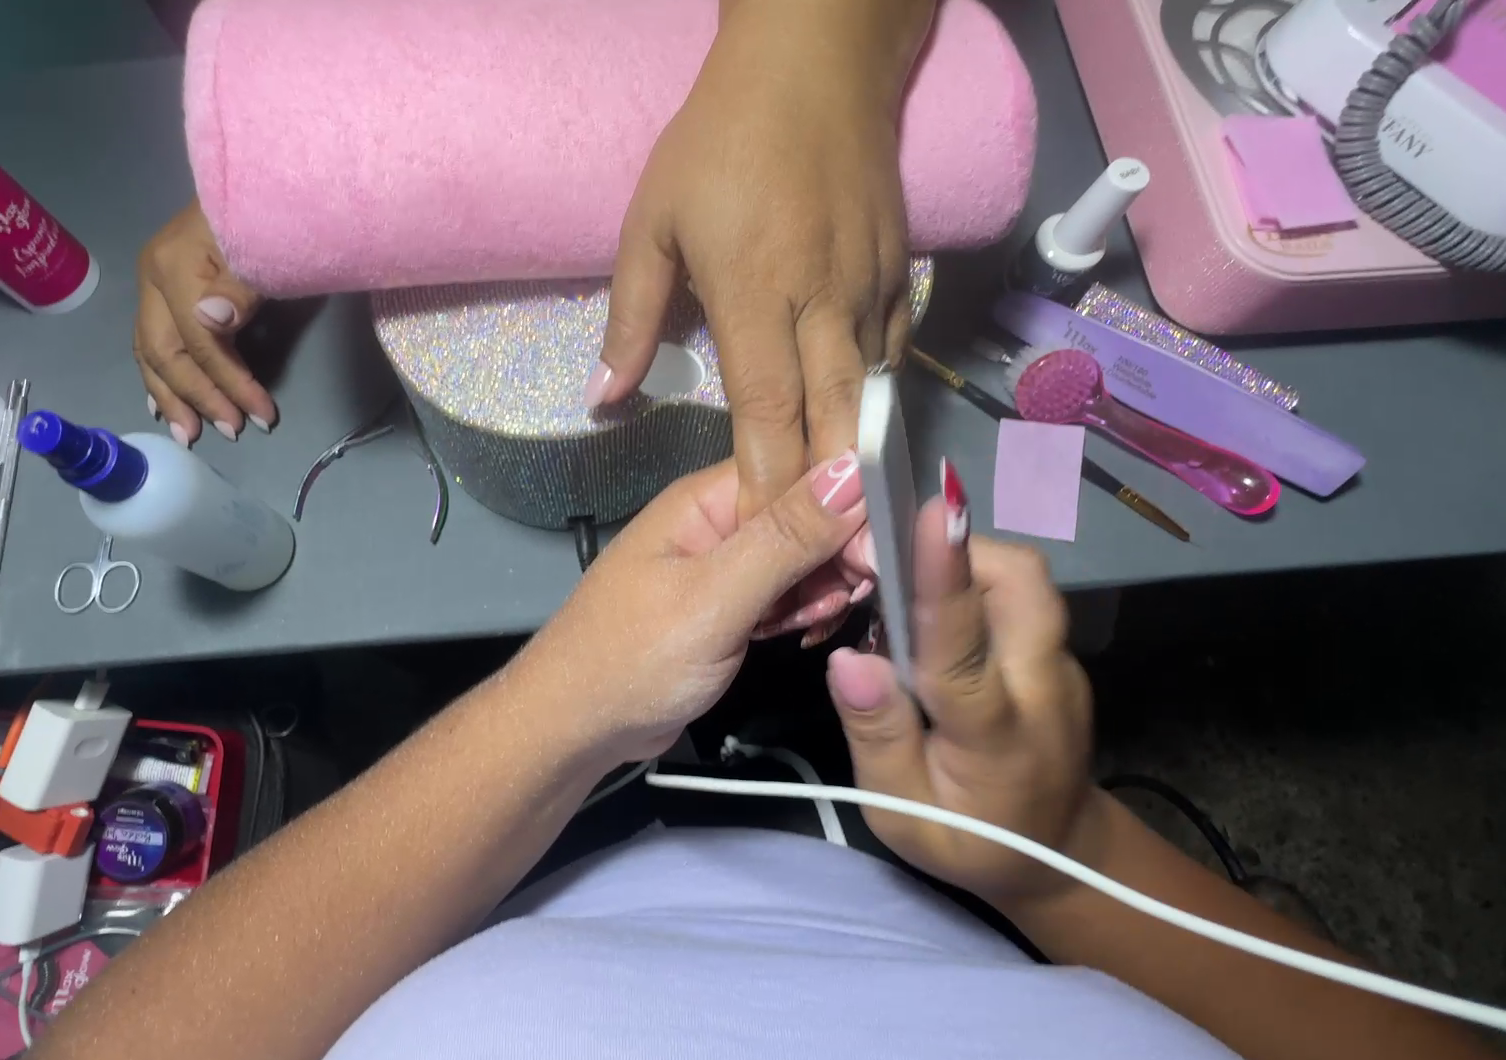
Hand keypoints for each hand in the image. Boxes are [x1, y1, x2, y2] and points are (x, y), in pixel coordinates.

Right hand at [135, 199, 277, 445]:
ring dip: (172, 397)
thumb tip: (210, 321)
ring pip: (152, 352)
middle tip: (229, 433)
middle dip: (196, 398)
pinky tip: (162, 402)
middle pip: (164, 353)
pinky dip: (161, 376)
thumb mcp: (262, 250)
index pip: (197, 343)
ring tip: (187, 433)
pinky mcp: (167, 289)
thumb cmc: (268, 216)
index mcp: (173, 267)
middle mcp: (154, 277)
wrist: (261, 181)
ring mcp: (156, 283)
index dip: (229, 383)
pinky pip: (155, 341)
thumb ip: (238, 287)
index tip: (262, 417)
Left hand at [515, 453, 869, 765]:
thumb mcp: (714, 598)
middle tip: (837, 601)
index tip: (874, 553)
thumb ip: (786, 538)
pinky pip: (784, 594)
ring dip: (817, 591)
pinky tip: (795, 636)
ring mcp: (724, 566)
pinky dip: (798, 613)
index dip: (847, 503)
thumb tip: (856, 467)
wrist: (579, 727)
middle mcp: (718, 522)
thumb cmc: (634, 658)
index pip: (800, 469)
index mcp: (707, 498)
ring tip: (801, 626)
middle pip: (808, 516)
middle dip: (834, 557)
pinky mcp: (730, 606)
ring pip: (802, 560)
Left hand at [597, 0, 922, 519]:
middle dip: (829, 488)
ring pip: (872, 393)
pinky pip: (894, 354)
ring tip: (852, 515)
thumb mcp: (651, 225)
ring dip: (861, 456)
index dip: (770, 479)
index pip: (765, 408)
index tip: (768, 536)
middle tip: (826, 551)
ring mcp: (871, 288)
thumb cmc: (717, 146)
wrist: (815, 61)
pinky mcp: (902, 273)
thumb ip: (631, 320)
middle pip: (833, 415)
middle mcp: (823, 302)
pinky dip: (880, 401)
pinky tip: (867, 434)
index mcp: (756, 294)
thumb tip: (603, 398)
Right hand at [826, 463, 1104, 904]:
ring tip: (899, 579)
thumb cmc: (965, 838)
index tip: (929, 515)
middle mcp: (1041, 686)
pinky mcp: (1055, 651)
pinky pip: (1017, 593)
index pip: (966, 649)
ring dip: (963, 557)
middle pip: (1022, 585)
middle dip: (958, 548)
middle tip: (888, 556)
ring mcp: (1058, 663)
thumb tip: (848, 660)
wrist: (1060, 853)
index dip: (944, 580)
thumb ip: (877, 737)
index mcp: (996, 738)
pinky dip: (970, 577)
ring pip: (1024, 579)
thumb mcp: (901, 813)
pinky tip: (927, 607)